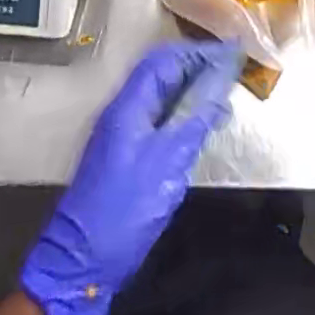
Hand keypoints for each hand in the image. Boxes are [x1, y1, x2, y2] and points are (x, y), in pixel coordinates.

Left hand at [19, 41, 239, 314]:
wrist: (82, 262)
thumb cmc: (126, 208)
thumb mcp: (169, 160)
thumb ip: (196, 116)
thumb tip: (221, 78)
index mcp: (129, 106)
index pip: (165, 61)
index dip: (199, 52)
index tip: (232, 53)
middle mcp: (123, 111)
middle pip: (162, 73)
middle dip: (197, 66)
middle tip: (233, 71)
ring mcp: (123, 133)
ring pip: (162, 96)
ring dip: (192, 89)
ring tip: (225, 96)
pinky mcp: (128, 153)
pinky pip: (160, 118)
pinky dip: (184, 113)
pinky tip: (204, 124)